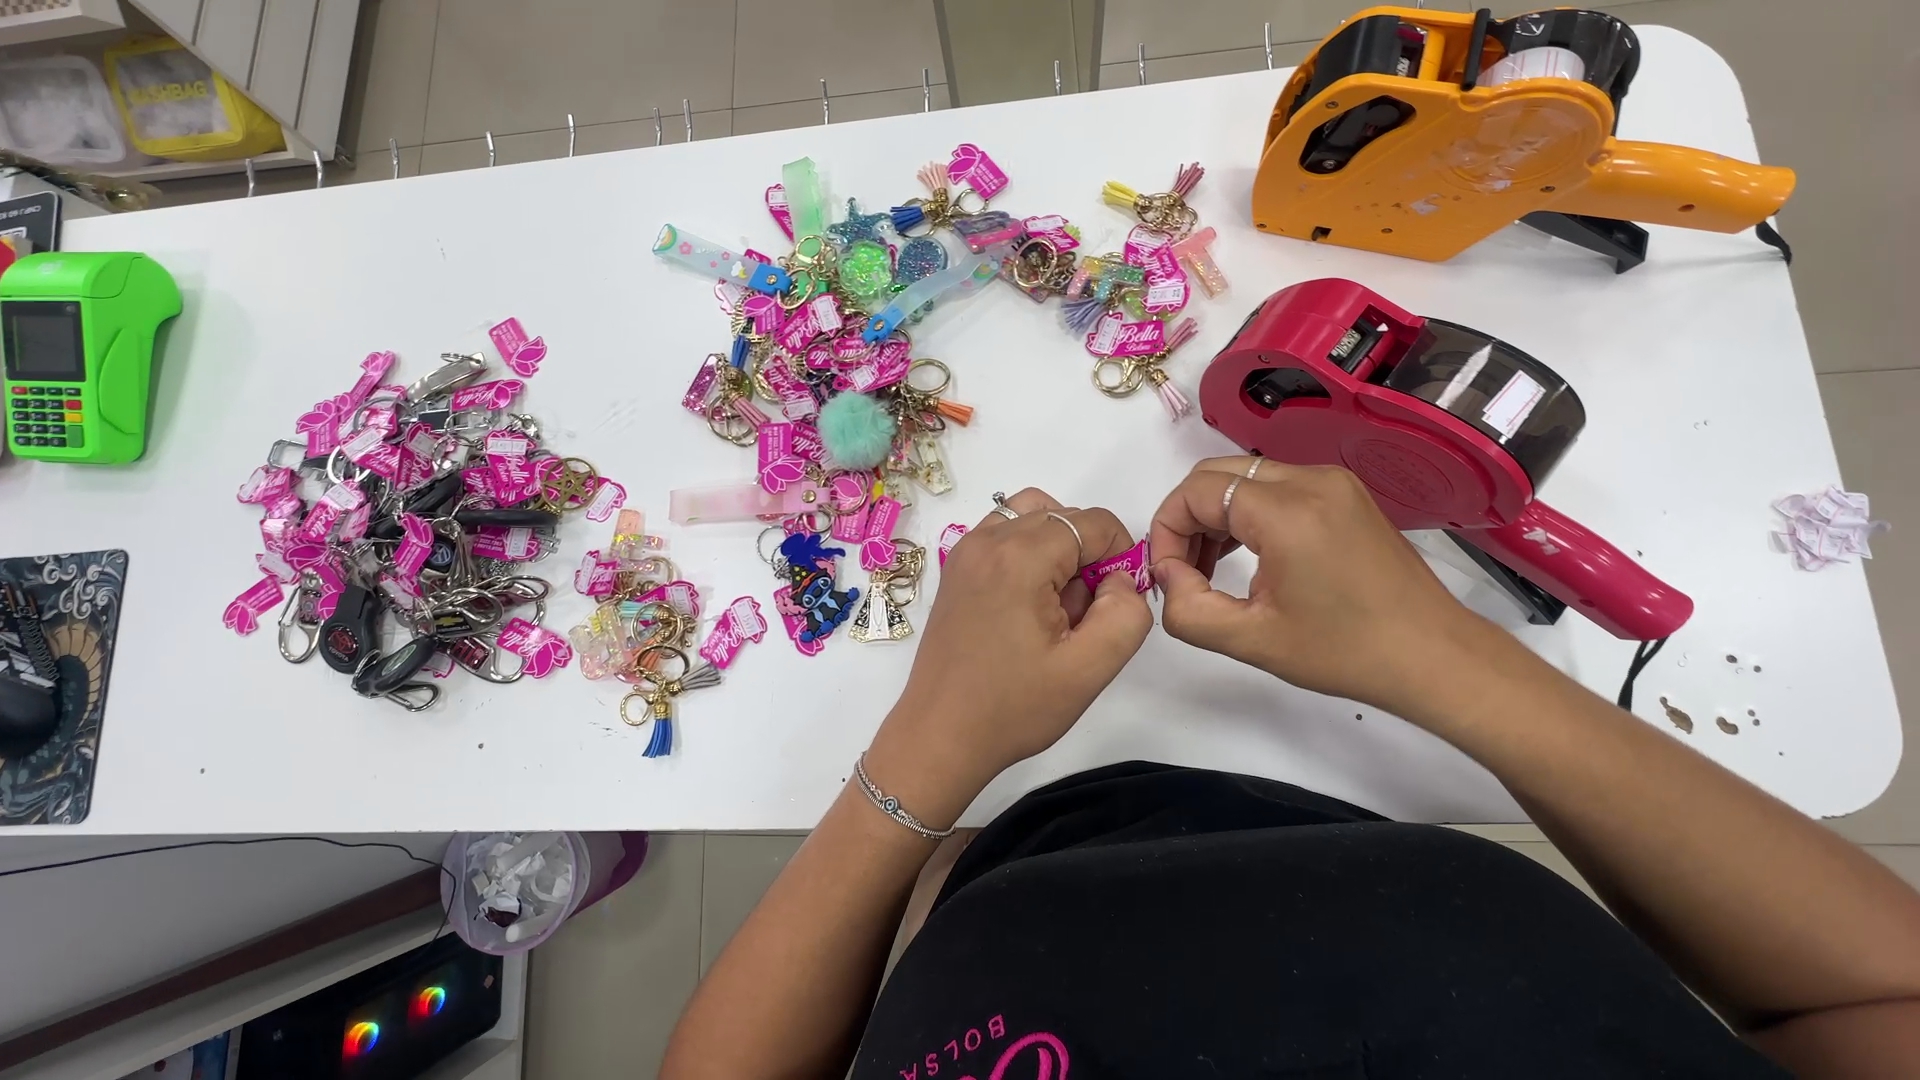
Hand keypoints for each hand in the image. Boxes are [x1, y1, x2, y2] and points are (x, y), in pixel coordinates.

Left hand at [867, 489, 1152, 824]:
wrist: (939, 736)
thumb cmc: (1013, 708)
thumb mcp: (1088, 669)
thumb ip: (1126, 614)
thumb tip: (1121, 580)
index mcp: (1019, 557)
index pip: (1094, 522)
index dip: (1120, 556)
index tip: (1114, 604)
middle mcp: (987, 540)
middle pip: (1064, 516)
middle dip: (1087, 556)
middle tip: (1080, 615)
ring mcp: (965, 552)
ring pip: (1032, 517)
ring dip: (1058, 549)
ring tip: (1056, 606)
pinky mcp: (956, 569)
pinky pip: (1004, 535)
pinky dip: (1028, 553)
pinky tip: (1027, 606)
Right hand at [1148, 457, 1476, 713]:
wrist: (1434, 656)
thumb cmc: (1345, 652)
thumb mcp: (1251, 641)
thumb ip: (1188, 609)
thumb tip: (1166, 574)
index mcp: (1288, 512)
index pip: (1197, 491)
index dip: (1166, 529)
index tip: (1168, 574)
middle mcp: (1311, 480)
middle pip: (1216, 473)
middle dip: (1186, 518)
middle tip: (1184, 570)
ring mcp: (1332, 482)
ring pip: (1244, 476)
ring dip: (1214, 514)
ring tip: (1211, 568)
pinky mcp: (1345, 493)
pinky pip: (1274, 485)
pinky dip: (1246, 512)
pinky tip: (1246, 554)